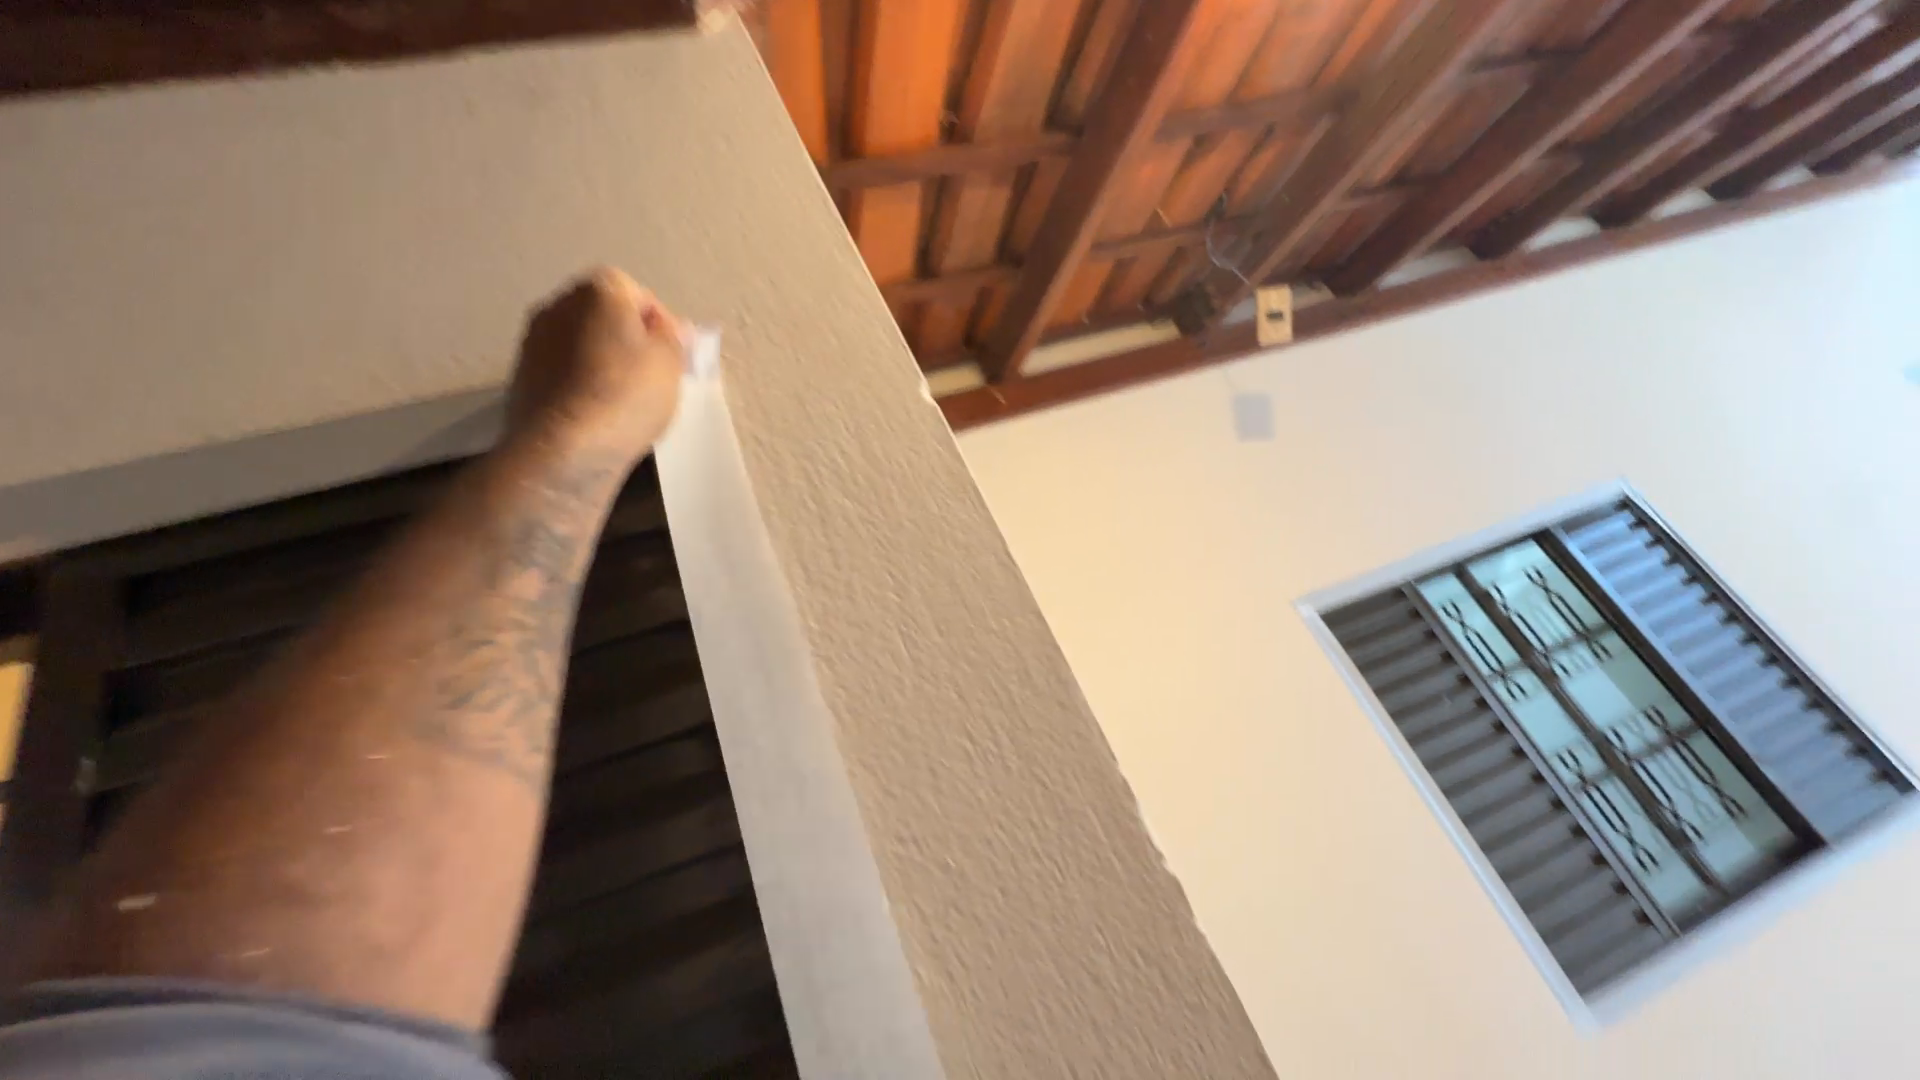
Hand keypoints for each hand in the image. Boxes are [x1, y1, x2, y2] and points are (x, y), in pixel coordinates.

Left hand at [505, 268, 685, 464]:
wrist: (563, 449)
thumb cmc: (626, 396)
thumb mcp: (670, 363)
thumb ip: (673, 336)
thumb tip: (670, 327)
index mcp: (598, 291)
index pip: (637, 292)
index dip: (660, 324)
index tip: (673, 356)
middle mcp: (559, 304)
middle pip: (604, 314)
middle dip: (629, 338)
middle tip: (652, 375)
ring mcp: (533, 339)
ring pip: (582, 342)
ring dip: (602, 360)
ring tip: (624, 398)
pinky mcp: (521, 374)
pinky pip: (563, 369)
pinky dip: (581, 382)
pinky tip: (597, 412)